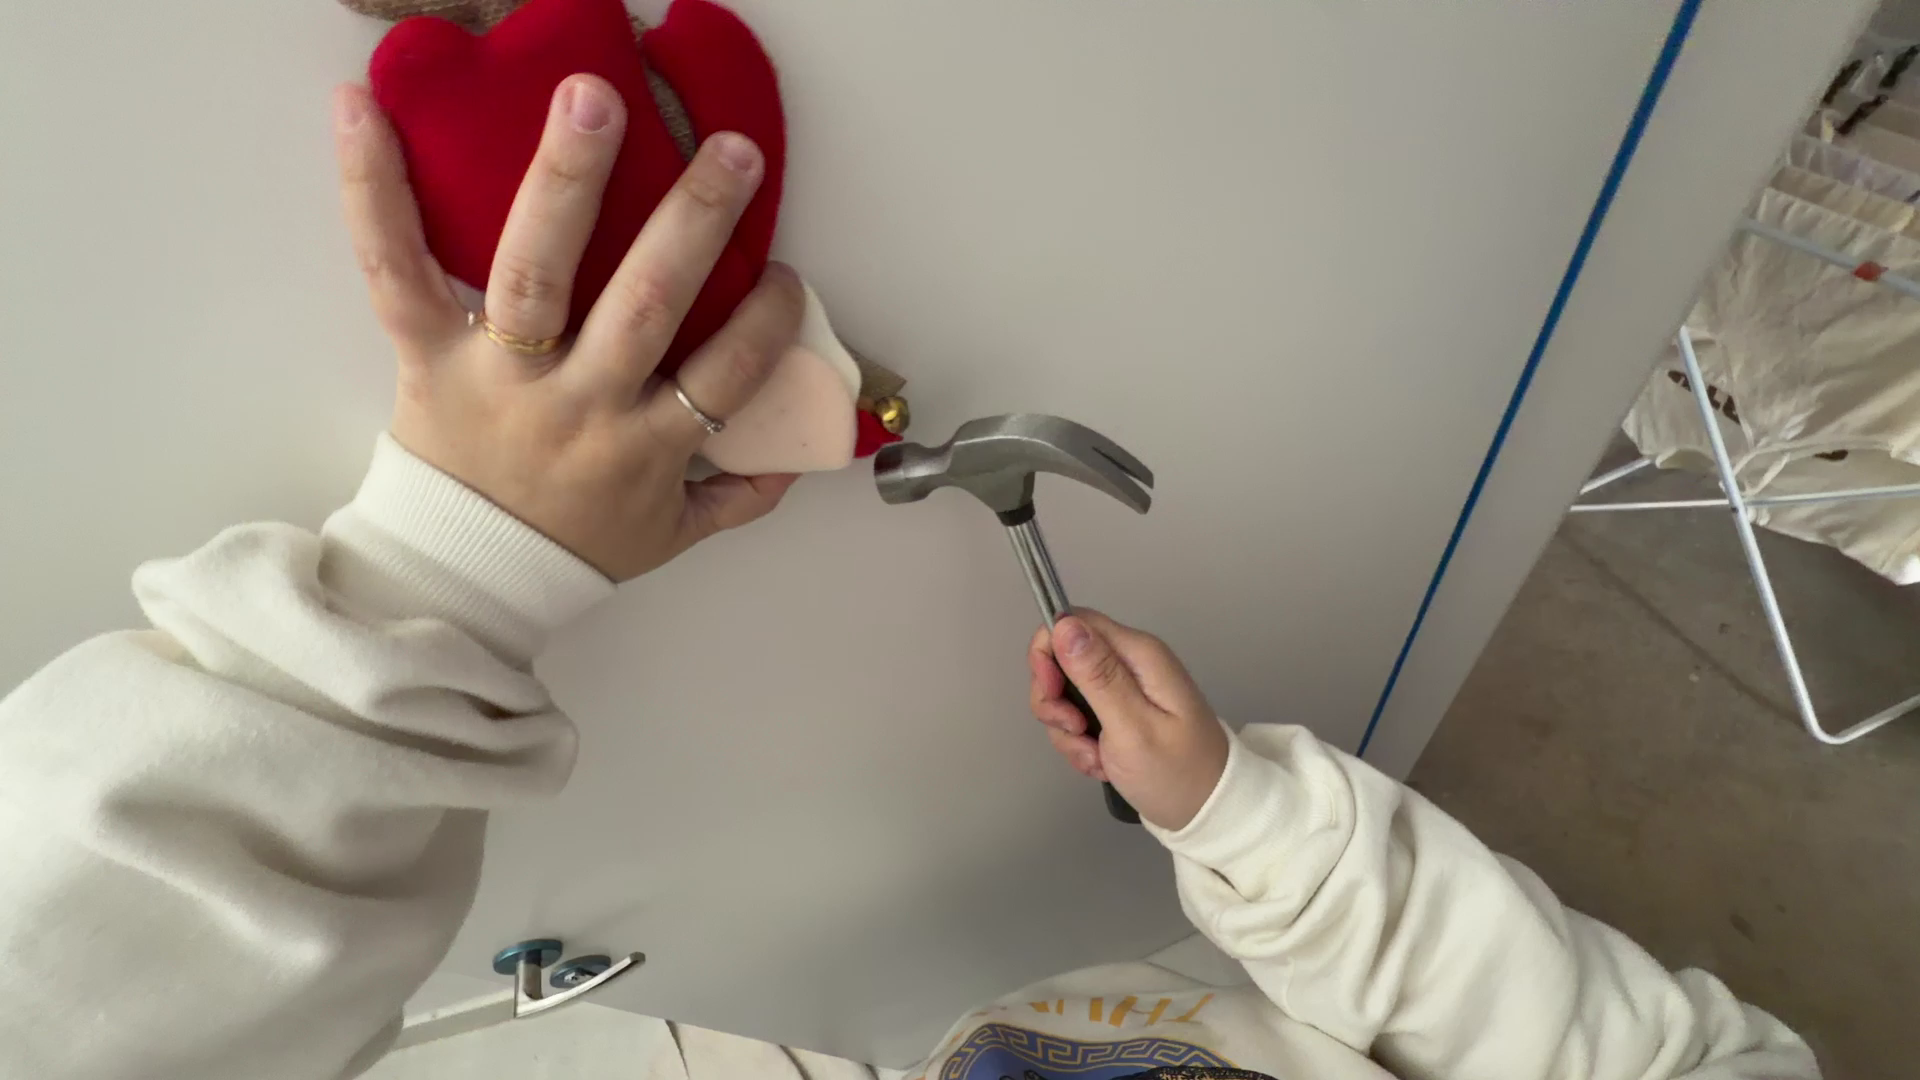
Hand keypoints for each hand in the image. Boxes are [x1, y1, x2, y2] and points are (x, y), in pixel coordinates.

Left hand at [332, 75, 800, 581]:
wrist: (469, 576)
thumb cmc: (581, 548)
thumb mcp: (676, 536)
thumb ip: (739, 499)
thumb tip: (794, 460)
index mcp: (646, 450)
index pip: (725, 376)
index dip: (766, 323)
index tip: (784, 278)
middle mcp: (581, 406)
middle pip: (649, 304)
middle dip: (697, 224)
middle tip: (732, 154)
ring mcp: (500, 376)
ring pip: (538, 272)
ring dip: (569, 182)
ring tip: (595, 101)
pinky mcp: (425, 357)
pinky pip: (395, 272)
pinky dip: (374, 192)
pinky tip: (366, 108)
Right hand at [1028, 611, 1228, 831]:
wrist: (1210, 814)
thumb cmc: (1177, 772)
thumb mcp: (1132, 727)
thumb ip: (1096, 675)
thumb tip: (1064, 625)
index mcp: (1136, 652)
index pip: (1070, 621)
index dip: (1048, 652)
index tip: (1052, 694)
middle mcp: (1128, 660)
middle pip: (1061, 657)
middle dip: (1054, 699)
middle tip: (1075, 732)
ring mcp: (1122, 686)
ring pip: (1064, 692)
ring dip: (1067, 730)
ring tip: (1095, 758)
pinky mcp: (1116, 710)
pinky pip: (1077, 716)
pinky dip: (1079, 743)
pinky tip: (1100, 764)